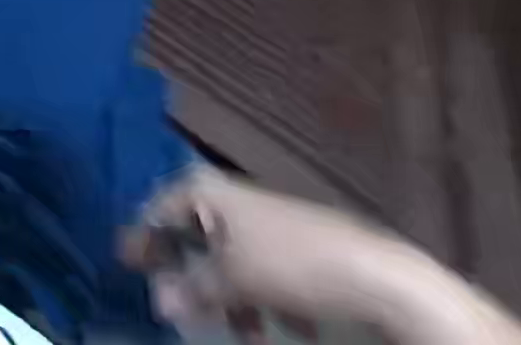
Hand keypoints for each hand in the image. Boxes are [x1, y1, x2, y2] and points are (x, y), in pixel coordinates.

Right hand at [122, 167, 415, 330]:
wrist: (390, 281)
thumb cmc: (292, 266)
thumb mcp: (234, 280)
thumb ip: (190, 289)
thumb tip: (156, 303)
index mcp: (201, 189)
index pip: (155, 213)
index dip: (143, 243)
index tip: (130, 268)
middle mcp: (227, 195)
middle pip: (195, 236)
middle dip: (192, 278)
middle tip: (186, 309)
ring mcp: (267, 218)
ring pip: (233, 257)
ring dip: (233, 297)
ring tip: (247, 333)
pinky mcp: (303, 243)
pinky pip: (267, 267)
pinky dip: (267, 296)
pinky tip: (291, 328)